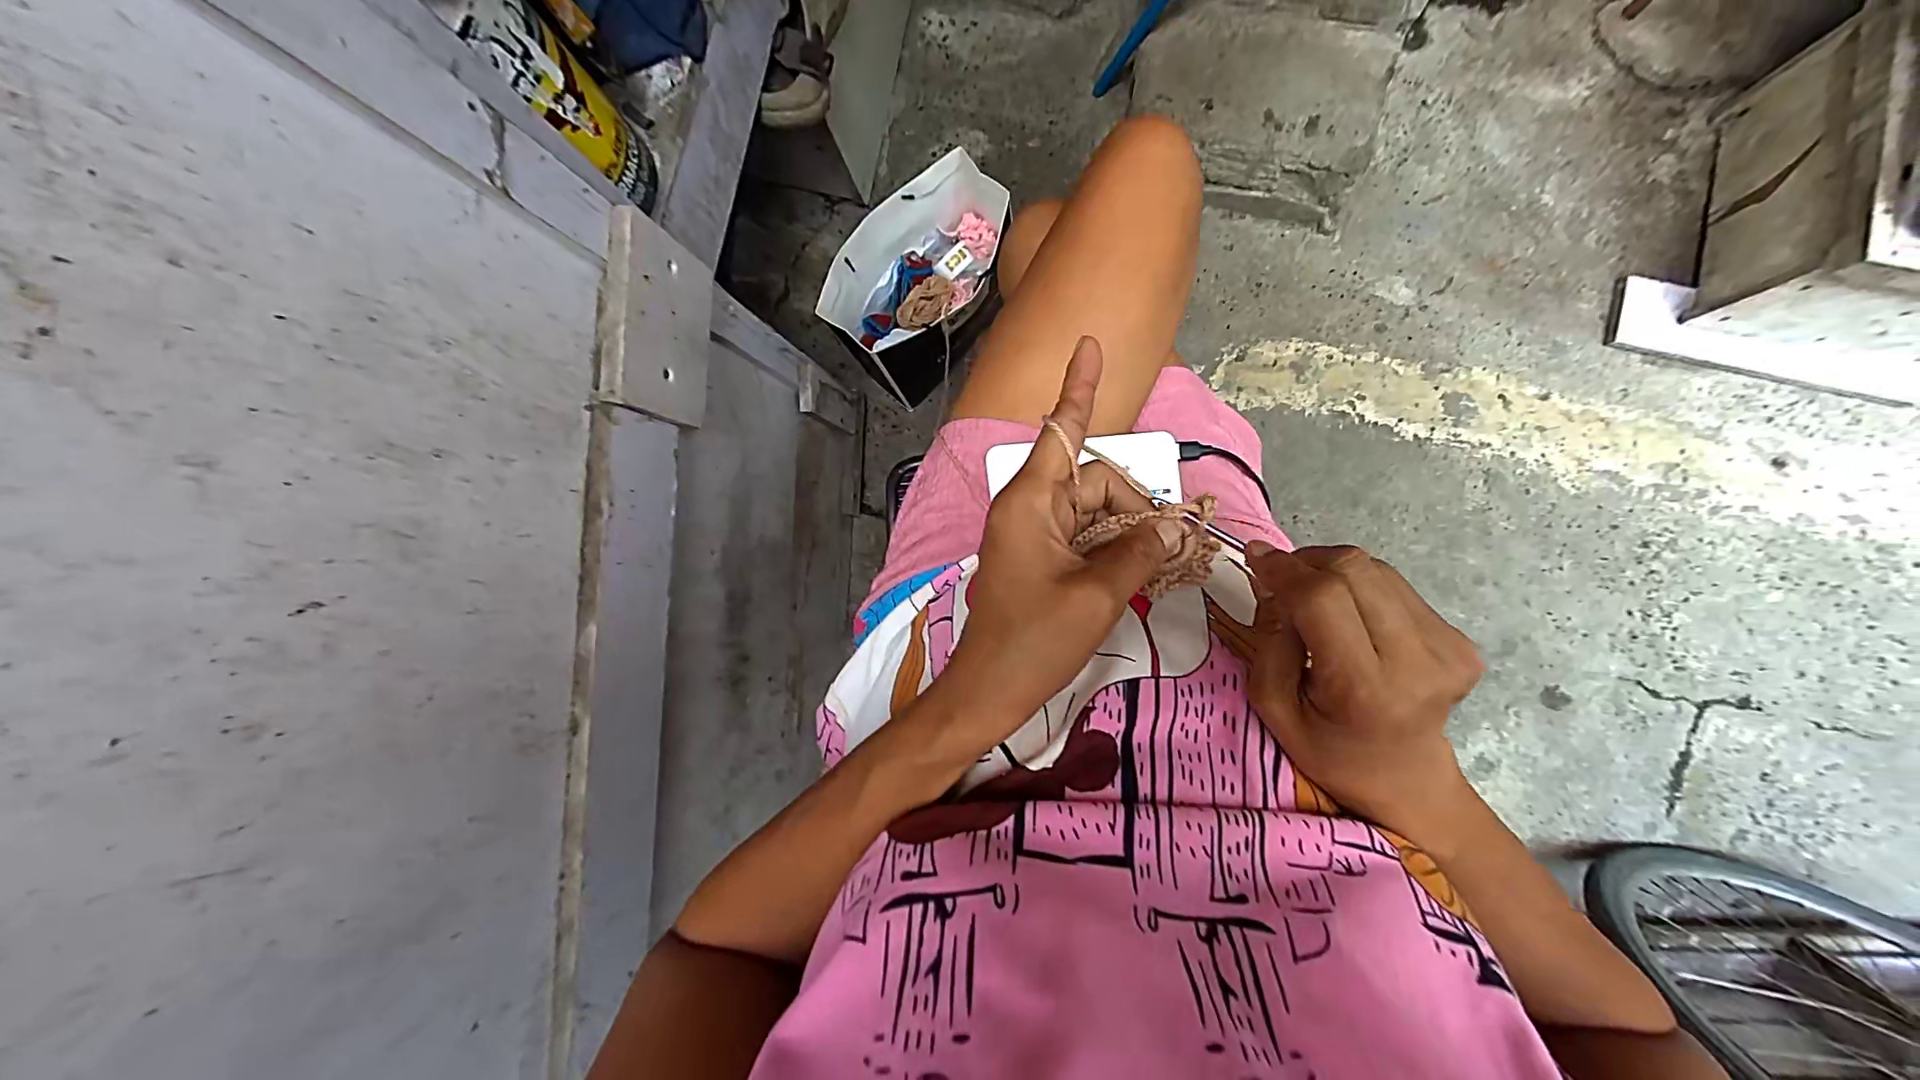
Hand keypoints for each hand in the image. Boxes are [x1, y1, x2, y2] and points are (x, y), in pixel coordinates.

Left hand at [936, 336, 1188, 738]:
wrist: (990, 689)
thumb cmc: (1035, 642)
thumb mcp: (1098, 595)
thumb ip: (1140, 552)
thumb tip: (1173, 525)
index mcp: (1031, 502)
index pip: (1062, 431)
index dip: (1078, 388)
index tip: (1088, 344)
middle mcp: (1028, 508)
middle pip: (1093, 481)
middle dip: (1134, 503)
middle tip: (1172, 543)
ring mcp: (1030, 533)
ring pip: (1091, 511)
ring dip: (1127, 529)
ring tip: (1161, 558)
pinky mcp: (1035, 557)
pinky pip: (1081, 535)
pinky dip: (1111, 545)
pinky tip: (1139, 564)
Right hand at [1243, 543, 1484, 840]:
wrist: (1404, 776)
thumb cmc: (1327, 748)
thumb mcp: (1273, 706)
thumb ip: (1270, 640)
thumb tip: (1273, 580)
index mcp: (1366, 687)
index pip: (1323, 600)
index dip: (1285, 570)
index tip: (1255, 558)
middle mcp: (1418, 661)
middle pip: (1354, 571)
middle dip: (1306, 562)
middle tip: (1279, 577)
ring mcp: (1448, 648)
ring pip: (1375, 570)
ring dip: (1331, 571)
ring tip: (1309, 597)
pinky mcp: (1459, 639)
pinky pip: (1393, 585)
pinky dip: (1357, 587)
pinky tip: (1346, 614)